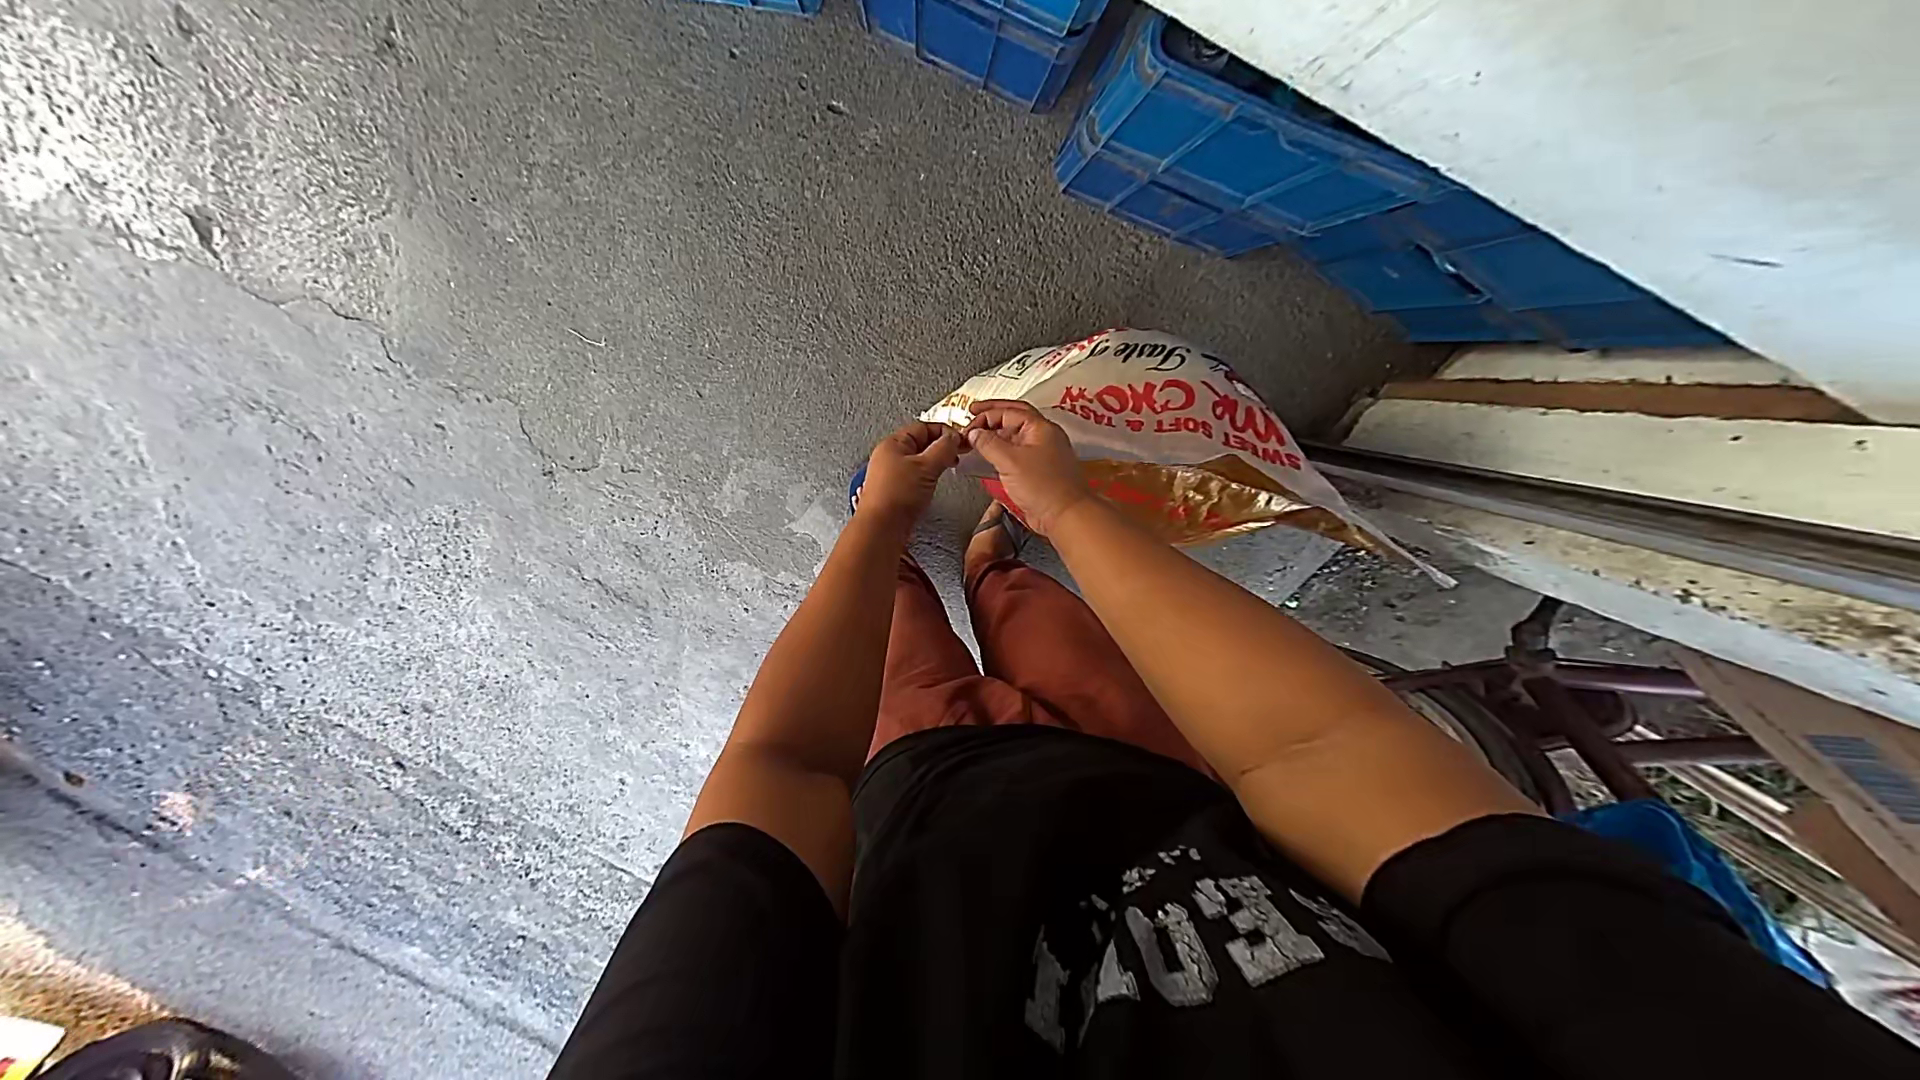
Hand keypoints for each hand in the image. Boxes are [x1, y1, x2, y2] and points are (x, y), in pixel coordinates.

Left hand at [859, 421, 961, 528]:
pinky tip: (933, 484)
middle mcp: (889, 456)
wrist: (882, 528)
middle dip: (941, 447)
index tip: (959, 440)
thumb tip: (953, 438)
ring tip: (947, 468)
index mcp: (893, 443)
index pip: (923, 427)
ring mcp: (891, 474)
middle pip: (921, 443)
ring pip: (919, 461)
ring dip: (935, 463)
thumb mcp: (926, 466)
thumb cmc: (896, 496)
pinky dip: (927, 477)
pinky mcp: (895, 491)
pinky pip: (915, 477)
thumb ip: (943, 448)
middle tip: (957, 454)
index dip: (944, 431)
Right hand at [962, 400, 1090, 535]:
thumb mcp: (1010, 461)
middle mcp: (1043, 438)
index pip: (1009, 411)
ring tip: (977, 439)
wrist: (1064, 515)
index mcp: (1040, 428)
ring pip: (1014, 438)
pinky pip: (1016, 455)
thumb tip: (975, 434)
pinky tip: (989, 459)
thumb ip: (988, 443)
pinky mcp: (1038, 471)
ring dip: (995, 436)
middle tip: (973, 415)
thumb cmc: (1046, 488)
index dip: (986, 415)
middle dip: (991, 416)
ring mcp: (1041, 454)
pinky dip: (1001, 453)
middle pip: (1013, 418)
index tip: (970, 425)